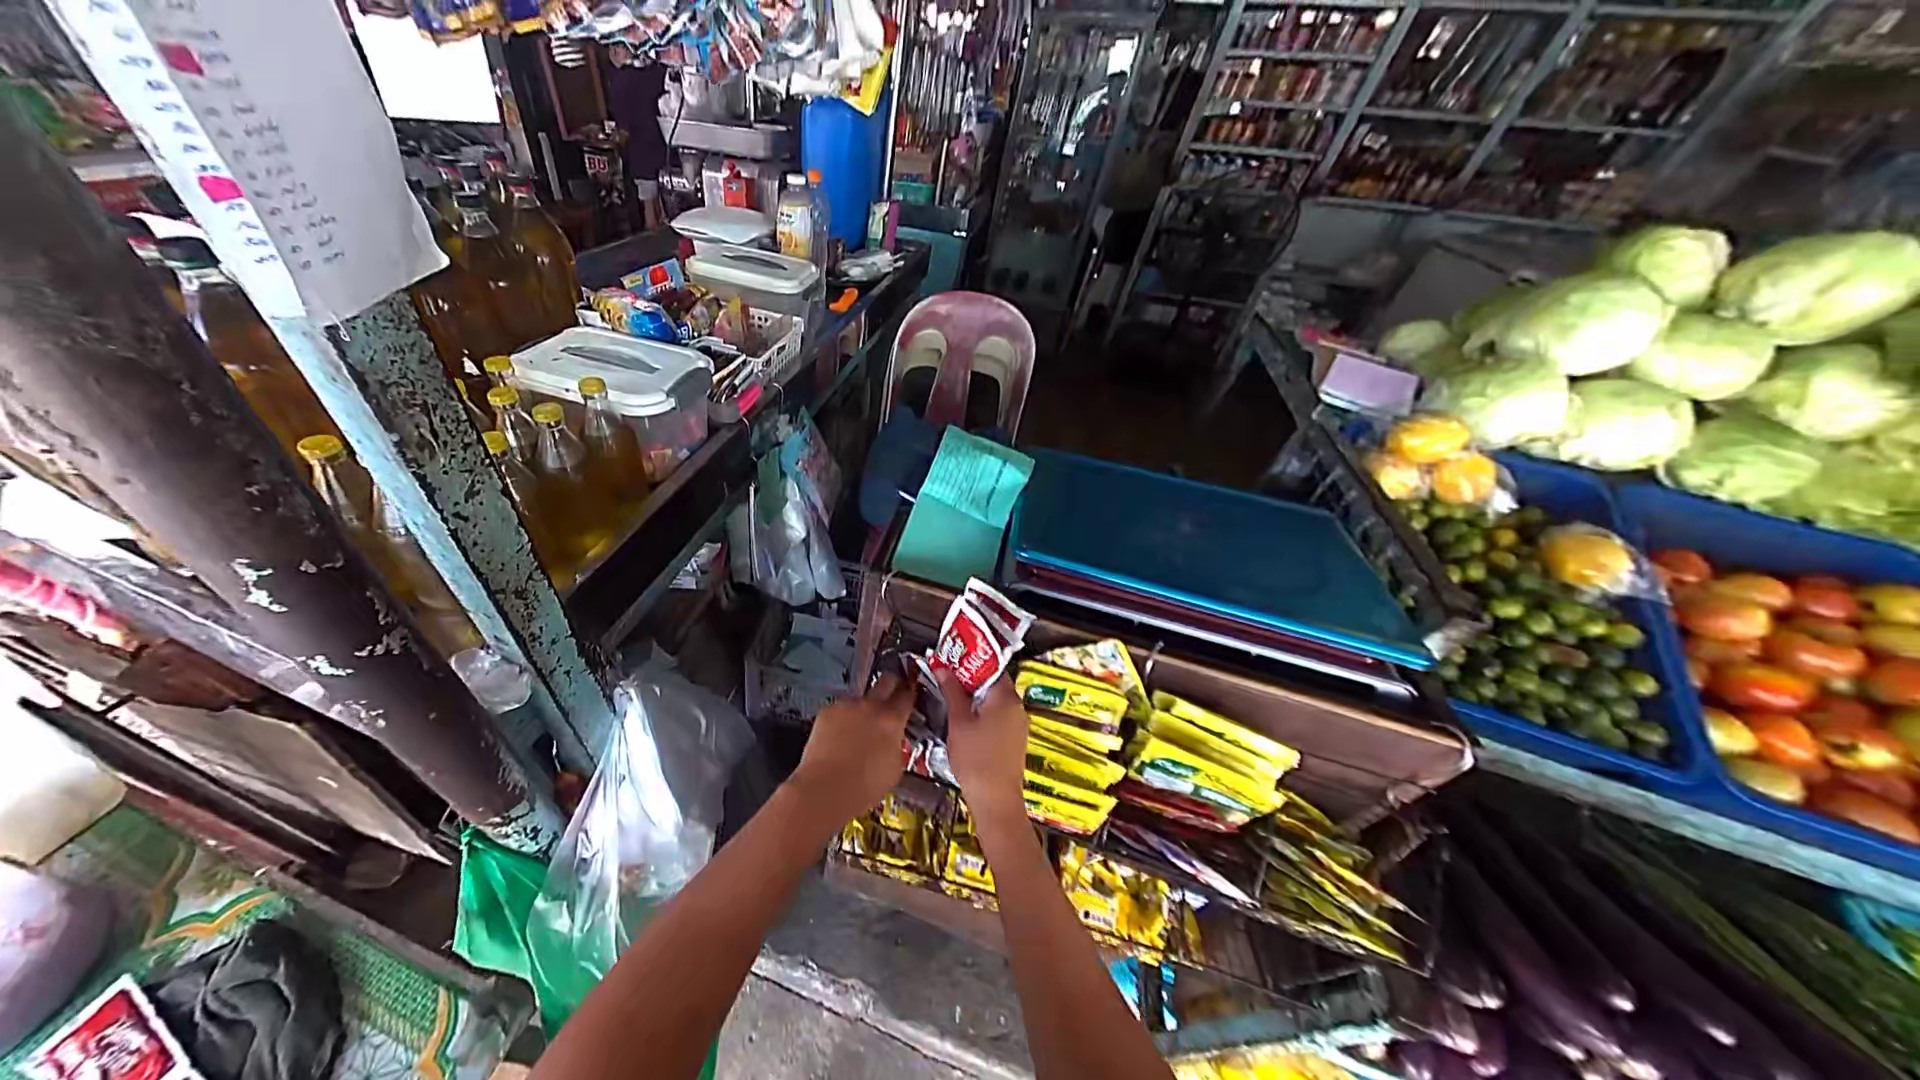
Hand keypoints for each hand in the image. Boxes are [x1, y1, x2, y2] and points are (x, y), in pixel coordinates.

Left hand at [787, 673, 915, 828]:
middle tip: (890, 695)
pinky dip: (841, 720)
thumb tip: (895, 740)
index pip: (907, 694)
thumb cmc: (862, 786)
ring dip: (862, 709)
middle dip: (891, 685)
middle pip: (886, 680)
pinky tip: (838, 738)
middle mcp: (871, 706)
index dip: (909, 693)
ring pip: (860, 698)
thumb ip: (897, 745)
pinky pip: (839, 709)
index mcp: (892, 720)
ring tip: (857, 731)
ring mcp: (847, 706)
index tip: (909, 694)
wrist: (826, 790)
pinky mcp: (827, 712)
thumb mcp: (895, 768)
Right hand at [938, 670, 1028, 827]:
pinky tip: (964, 720)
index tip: (951, 659)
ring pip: (994, 699)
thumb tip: (943, 667)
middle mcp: (1017, 707)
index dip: (969, 660)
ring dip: (974, 696)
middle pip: (992, 682)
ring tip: (951, 697)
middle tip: (946, 677)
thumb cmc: (976, 762)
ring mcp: (1017, 724)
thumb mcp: (958, 722)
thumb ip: (952, 691)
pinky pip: (997, 715)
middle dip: (969, 678)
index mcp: (1006, 698)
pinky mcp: (1014, 738)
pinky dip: (981, 712)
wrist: (995, 800)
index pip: (990, 666)